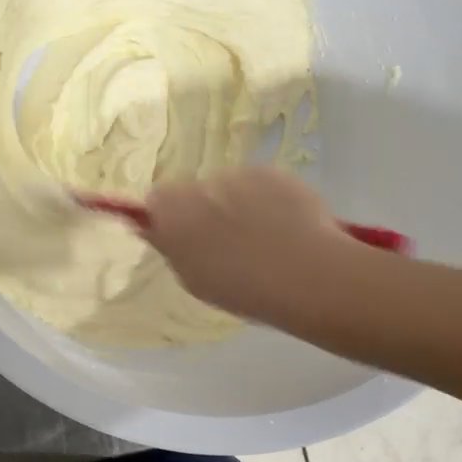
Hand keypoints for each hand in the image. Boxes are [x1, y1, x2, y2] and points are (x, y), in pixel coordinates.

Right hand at [136, 167, 350, 325]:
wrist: (308, 275)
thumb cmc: (242, 288)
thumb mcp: (193, 279)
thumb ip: (170, 248)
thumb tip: (154, 229)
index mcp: (172, 212)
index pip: (157, 199)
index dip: (169, 215)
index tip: (185, 235)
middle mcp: (199, 185)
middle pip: (195, 190)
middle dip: (206, 208)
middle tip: (228, 241)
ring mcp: (237, 175)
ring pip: (229, 186)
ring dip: (238, 203)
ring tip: (265, 236)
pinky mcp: (271, 172)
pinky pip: (261, 183)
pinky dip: (268, 199)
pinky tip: (286, 226)